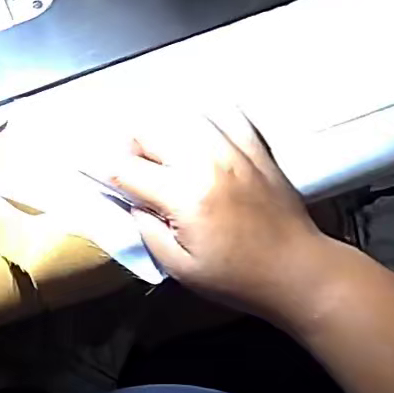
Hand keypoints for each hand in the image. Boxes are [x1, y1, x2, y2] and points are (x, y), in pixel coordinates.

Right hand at [101, 111, 343, 324]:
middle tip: (132, 169)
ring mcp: (235, 150)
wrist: (298, 271)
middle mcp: (207, 163)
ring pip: (183, 116)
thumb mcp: (179, 267)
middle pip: (151, 131)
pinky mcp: (256, 149)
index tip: (96, 172)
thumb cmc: (237, 277)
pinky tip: (197, 133)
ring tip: (160, 152)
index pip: (128, 170)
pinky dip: (204, 119)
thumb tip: (134, 202)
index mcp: (186, 196)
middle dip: (131, 147)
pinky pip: (226, 115)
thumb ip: (147, 229)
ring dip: (162, 131)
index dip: (105, 172)